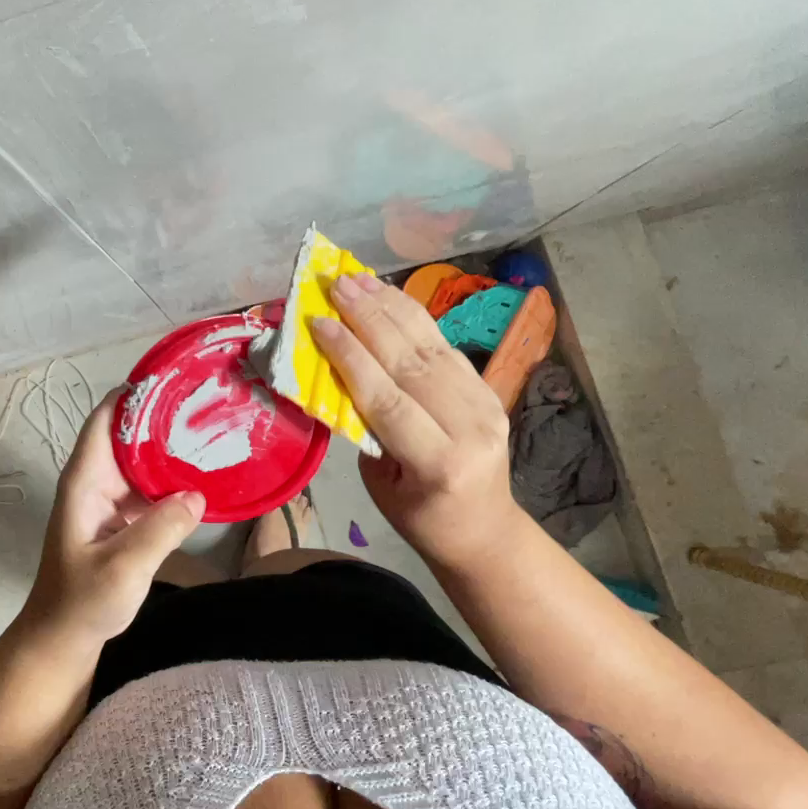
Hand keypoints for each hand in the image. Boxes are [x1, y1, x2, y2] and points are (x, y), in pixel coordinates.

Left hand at [22, 393, 206, 644]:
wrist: (64, 637)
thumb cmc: (83, 602)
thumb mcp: (123, 568)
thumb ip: (160, 530)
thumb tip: (197, 494)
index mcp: (85, 480)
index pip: (106, 418)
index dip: (135, 394)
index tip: (176, 379)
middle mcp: (96, 480)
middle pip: (128, 433)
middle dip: (164, 416)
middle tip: (210, 403)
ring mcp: (109, 498)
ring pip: (142, 459)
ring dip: (172, 447)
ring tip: (215, 430)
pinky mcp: (123, 518)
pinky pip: (150, 485)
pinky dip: (174, 477)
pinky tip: (205, 475)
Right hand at [311, 272, 524, 566]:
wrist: (484, 529)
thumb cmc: (419, 517)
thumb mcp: (380, 483)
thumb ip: (365, 428)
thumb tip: (337, 374)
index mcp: (439, 463)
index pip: (388, 398)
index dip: (350, 356)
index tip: (319, 322)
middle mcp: (470, 427)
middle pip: (411, 362)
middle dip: (368, 318)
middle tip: (335, 285)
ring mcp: (486, 404)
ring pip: (431, 345)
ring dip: (390, 307)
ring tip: (358, 279)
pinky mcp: (489, 389)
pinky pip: (445, 346)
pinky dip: (414, 317)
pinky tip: (390, 296)